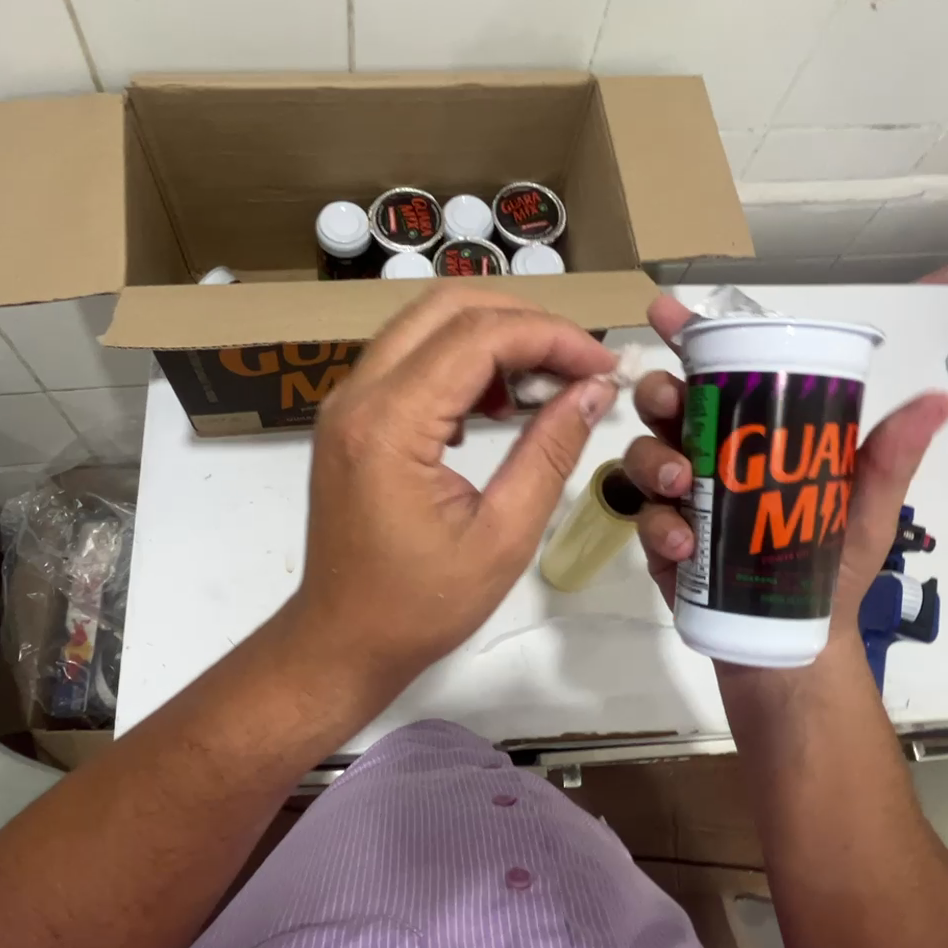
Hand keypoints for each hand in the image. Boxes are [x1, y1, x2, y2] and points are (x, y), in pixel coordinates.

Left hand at [289, 284, 618, 685]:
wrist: (344, 639)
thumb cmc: (421, 605)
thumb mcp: (503, 536)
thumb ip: (549, 453)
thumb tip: (594, 391)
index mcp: (388, 426)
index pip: (476, 337)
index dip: (551, 338)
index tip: (603, 367)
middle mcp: (357, 397)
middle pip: (445, 308)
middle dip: (523, 322)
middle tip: (578, 364)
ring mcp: (347, 403)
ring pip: (425, 326)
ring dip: (491, 338)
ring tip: (544, 385)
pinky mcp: (351, 418)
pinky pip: (409, 359)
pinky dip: (460, 363)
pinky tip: (495, 407)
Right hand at [621, 295, 947, 649]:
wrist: (792, 645)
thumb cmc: (831, 570)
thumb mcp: (864, 510)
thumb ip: (887, 458)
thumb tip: (937, 399)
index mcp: (753, 439)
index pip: (717, 377)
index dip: (686, 339)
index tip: (664, 313)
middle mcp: (709, 459)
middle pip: (666, 407)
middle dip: (659, 396)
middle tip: (669, 406)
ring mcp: (680, 500)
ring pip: (643, 457)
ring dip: (653, 463)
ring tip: (680, 490)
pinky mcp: (661, 541)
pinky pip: (644, 520)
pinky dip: (658, 527)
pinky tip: (682, 546)